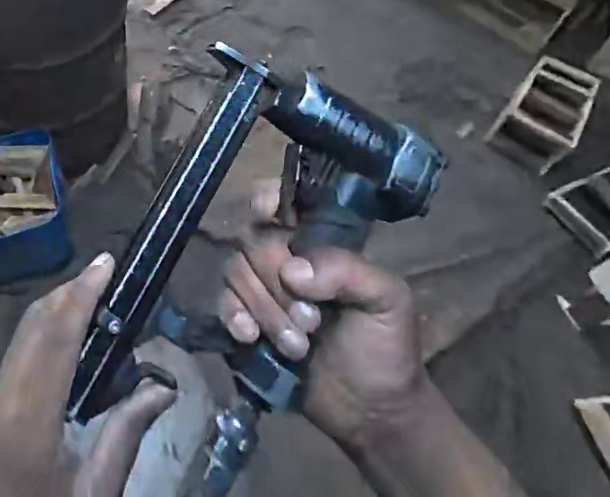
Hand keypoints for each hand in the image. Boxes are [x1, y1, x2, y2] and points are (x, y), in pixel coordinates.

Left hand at [0, 253, 178, 496]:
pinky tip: (70, 338)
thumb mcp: (94, 492)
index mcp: (29, 413)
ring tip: (95, 297)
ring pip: (24, 332)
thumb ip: (127, 433)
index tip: (108, 262)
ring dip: (57, 307)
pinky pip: (18, 351)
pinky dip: (45, 329)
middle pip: (36, 321)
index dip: (83, 291)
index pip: (59, 332)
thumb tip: (166, 387)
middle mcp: (2, 393)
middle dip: (71, 290)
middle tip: (108, 274)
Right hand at [216, 179, 424, 452]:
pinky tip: (251, 338)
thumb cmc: (385, 345)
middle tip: (313, 321)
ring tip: (298, 346)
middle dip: (277, 283)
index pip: (283, 197)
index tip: (268, 214)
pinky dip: (234, 317)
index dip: (268, 197)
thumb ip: (346, 270)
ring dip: (265, 310)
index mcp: (320, 237)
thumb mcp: (387, 299)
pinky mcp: (246, 319)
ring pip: (236, 270)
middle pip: (254, 238)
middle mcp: (286, 253)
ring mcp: (263, 286)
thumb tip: (292, 271)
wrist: (371, 412)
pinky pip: (223, 302)